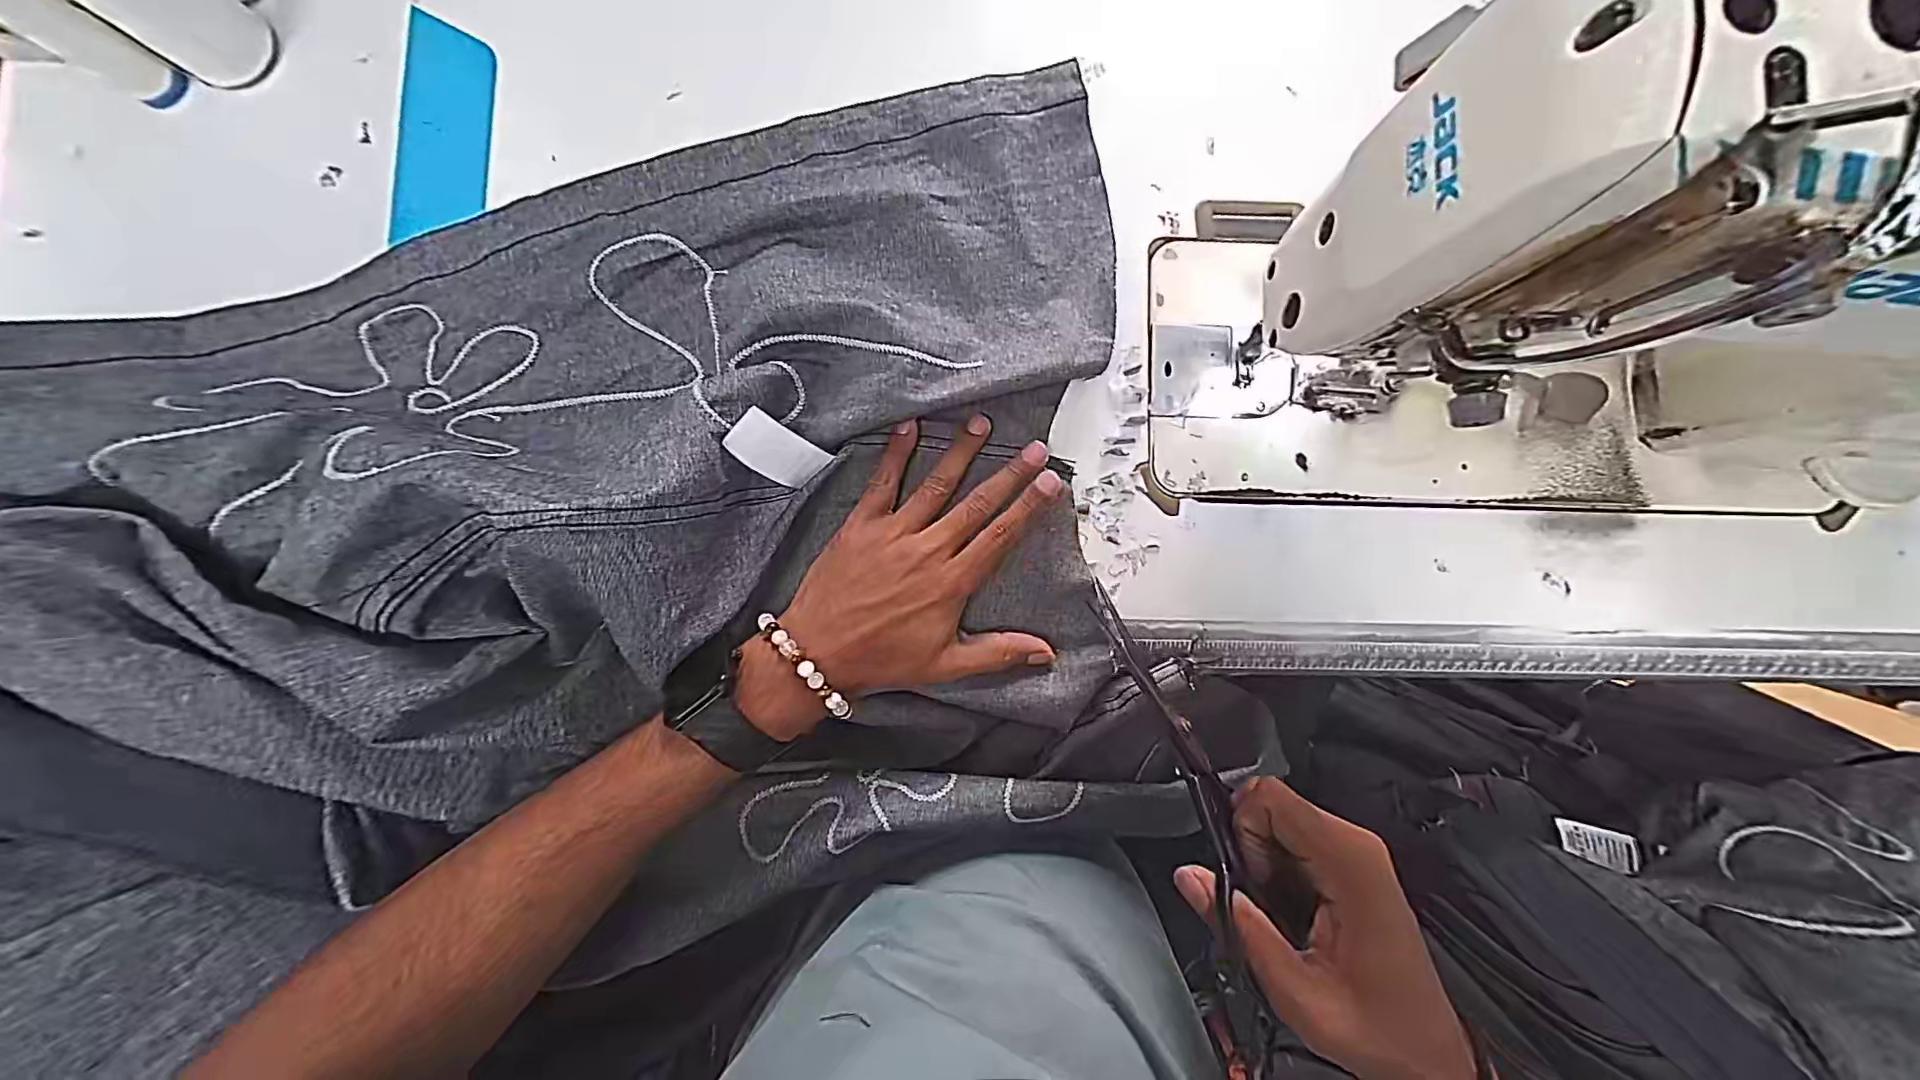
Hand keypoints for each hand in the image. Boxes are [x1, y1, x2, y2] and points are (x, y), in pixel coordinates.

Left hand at [732, 415, 1064, 740]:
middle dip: (1010, 473)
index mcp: (951, 583)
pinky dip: (896, 453)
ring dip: (961, 452)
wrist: (818, 654)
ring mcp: (893, 534)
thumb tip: (1044, 652)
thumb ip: (998, 653)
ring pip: (936, 485)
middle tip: (1034, 450)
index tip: (1049, 484)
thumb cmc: (880, 659)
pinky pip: (883, 483)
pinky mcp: (861, 526)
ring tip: (980, 425)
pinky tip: (910, 429)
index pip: (1000, 535)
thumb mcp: (945, 665)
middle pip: (977, 504)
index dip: (1028, 506)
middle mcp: (927, 552)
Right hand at [1174, 778, 1476, 1079]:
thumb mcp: (1294, 992)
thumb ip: (1234, 925)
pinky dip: (1275, 861)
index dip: (1242, 829)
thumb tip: (1190, 876)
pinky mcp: (1353, 858)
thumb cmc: (1380, 1029)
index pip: (1270, 796)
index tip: (1247, 876)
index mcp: (1350, 863)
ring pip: (1278, 816)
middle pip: (1270, 801)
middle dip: (1248, 844)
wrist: (1430, 1052)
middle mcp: (1358, 845)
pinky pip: (1293, 834)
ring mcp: (1358, 849)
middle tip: (1261, 899)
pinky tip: (1290, 905)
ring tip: (1278, 908)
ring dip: (1260, 855)